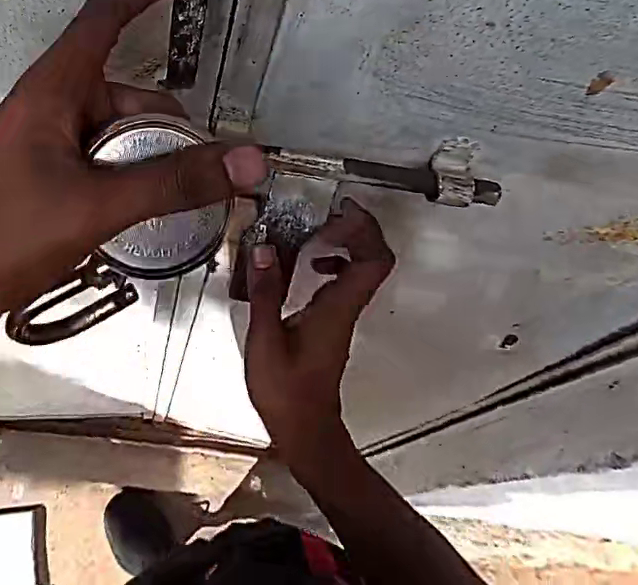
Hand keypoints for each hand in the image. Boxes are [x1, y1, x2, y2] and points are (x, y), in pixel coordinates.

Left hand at [0, 0, 267, 327]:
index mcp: (52, 88)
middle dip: (169, 122)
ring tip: (190, 199)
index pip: (101, 18)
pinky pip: (99, 160)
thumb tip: (251, 159)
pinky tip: (150, 213)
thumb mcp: (96, 205)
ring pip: (114, 132)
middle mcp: (48, 105)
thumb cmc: (5, 233)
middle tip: (214, 163)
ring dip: (151, 157)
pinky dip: (129, 176)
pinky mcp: (41, 175)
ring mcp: (43, 142)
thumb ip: (174, 182)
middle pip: (123, 92)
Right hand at [243, 198, 394, 450]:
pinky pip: (344, 280)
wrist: (305, 430)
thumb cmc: (286, 391)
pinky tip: (304, 262)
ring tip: (312, 227)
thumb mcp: (265, 339)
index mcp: (336, 310)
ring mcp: (342, 315)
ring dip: (346, 241)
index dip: (365, 229)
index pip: (372, 262)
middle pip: (374, 259)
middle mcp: (346, 309)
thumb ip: (264, 292)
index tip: (340, 206)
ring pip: (362, 268)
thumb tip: (263, 248)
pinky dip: (331, 260)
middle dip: (356, 227)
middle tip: (325, 209)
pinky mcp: (331, 321)